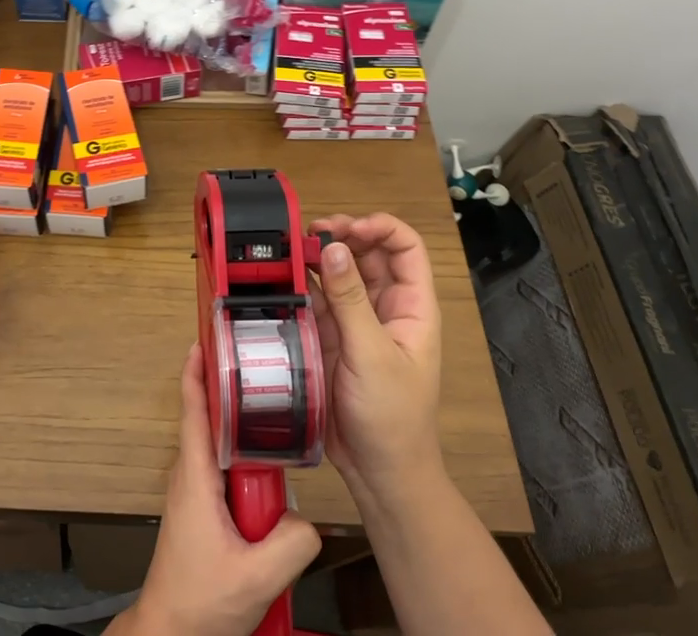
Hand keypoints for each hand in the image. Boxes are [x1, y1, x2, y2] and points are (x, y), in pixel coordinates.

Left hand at [111, 344, 321, 635]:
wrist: (172, 632)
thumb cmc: (197, 603)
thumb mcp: (257, 576)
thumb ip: (293, 542)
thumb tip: (307, 520)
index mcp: (195, 479)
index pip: (194, 410)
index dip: (197, 371)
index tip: (207, 338)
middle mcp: (192, 477)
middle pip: (214, 421)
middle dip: (235, 393)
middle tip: (263, 364)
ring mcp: (198, 493)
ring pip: (226, 450)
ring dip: (248, 435)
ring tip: (278, 417)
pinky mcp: (207, 510)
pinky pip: (231, 476)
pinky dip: (251, 468)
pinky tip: (274, 480)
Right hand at [309, 213, 445, 503]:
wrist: (377, 469)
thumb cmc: (391, 415)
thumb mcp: (371, 353)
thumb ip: (349, 299)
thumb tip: (333, 247)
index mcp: (412, 307)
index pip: (405, 248)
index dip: (379, 228)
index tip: (346, 228)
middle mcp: (386, 307)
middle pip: (369, 254)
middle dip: (343, 235)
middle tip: (310, 232)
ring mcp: (357, 322)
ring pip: (341, 274)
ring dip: (319, 257)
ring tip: (292, 247)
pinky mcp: (332, 337)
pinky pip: (318, 300)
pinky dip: (303, 285)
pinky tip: (285, 277)